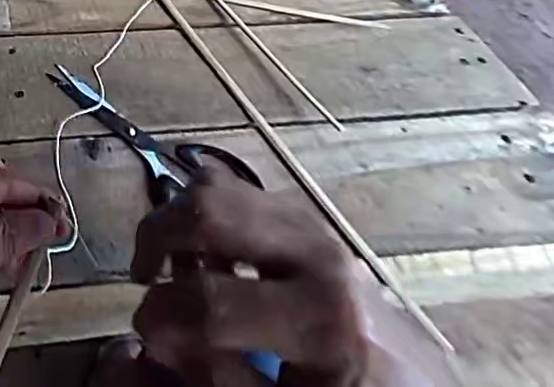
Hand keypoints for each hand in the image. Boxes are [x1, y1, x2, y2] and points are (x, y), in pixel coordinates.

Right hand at [128, 174, 457, 386]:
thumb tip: (151, 334)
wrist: (409, 373)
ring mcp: (309, 222)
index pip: (213, 302)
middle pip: (212, 210)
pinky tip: (203, 253)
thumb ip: (214, 375)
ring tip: (171, 263)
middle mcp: (315, 252)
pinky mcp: (300, 212)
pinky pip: (235, 189)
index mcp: (319, 320)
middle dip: (158, 236)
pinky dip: (202, 212)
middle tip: (144, 275)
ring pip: (218, 186)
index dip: (162, 319)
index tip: (145, 333)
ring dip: (178, 218)